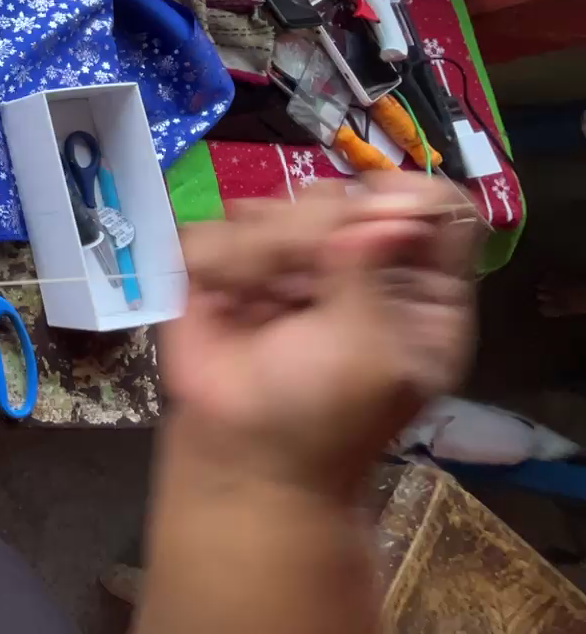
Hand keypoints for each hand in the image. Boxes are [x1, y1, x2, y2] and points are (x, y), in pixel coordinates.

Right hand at [162, 174, 476, 496]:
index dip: (399, 198)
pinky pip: (207, 231)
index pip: (427, 208)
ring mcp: (275, 262)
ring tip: (251, 298)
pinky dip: (211, 262)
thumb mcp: (373, 348)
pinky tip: (219, 296)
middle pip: (332, 195)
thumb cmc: (325, 408)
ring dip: (254, 253)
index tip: (367, 216)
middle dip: (307, 230)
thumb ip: (376, 273)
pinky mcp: (214, 267)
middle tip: (297, 278)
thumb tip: (385, 209)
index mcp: (410, 285)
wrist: (238, 438)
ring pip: (262, 206)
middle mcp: (344, 262)